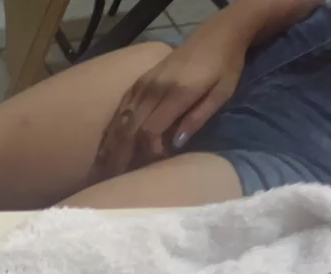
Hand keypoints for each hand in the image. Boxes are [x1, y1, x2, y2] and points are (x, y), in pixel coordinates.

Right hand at [95, 21, 249, 177]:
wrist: (216, 35)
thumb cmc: (225, 66)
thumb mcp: (223, 91)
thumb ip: (198, 117)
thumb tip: (176, 145)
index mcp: (178, 92)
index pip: (151, 130)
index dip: (148, 151)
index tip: (155, 163)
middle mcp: (154, 89)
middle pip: (129, 131)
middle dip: (121, 158)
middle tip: (115, 180)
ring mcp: (141, 86)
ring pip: (119, 124)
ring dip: (111, 150)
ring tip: (105, 171)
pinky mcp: (136, 85)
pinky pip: (118, 114)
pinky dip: (110, 135)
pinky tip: (106, 151)